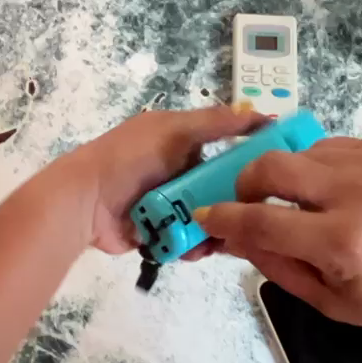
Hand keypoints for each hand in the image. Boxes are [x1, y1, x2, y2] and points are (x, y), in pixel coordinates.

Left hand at [54, 105, 266, 253]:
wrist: (84, 202)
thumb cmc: (128, 158)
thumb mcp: (173, 130)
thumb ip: (215, 122)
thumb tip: (261, 113)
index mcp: (179, 139)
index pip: (226, 146)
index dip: (250, 158)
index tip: (277, 173)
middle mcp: (177, 169)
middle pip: (221, 187)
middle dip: (235, 202)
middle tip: (255, 214)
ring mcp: (168, 202)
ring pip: (207, 216)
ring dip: (215, 226)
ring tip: (225, 237)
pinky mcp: (159, 231)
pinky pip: (187, 239)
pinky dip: (194, 245)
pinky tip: (199, 249)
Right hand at [194, 138, 361, 338]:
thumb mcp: (333, 302)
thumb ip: (276, 266)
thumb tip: (233, 237)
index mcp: (343, 243)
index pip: (261, 222)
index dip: (223, 219)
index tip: (204, 217)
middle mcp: (355, 194)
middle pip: (270, 168)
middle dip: (244, 185)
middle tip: (247, 205)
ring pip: (297, 153)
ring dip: (283, 177)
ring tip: (296, 205)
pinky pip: (327, 147)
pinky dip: (313, 167)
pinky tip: (326, 192)